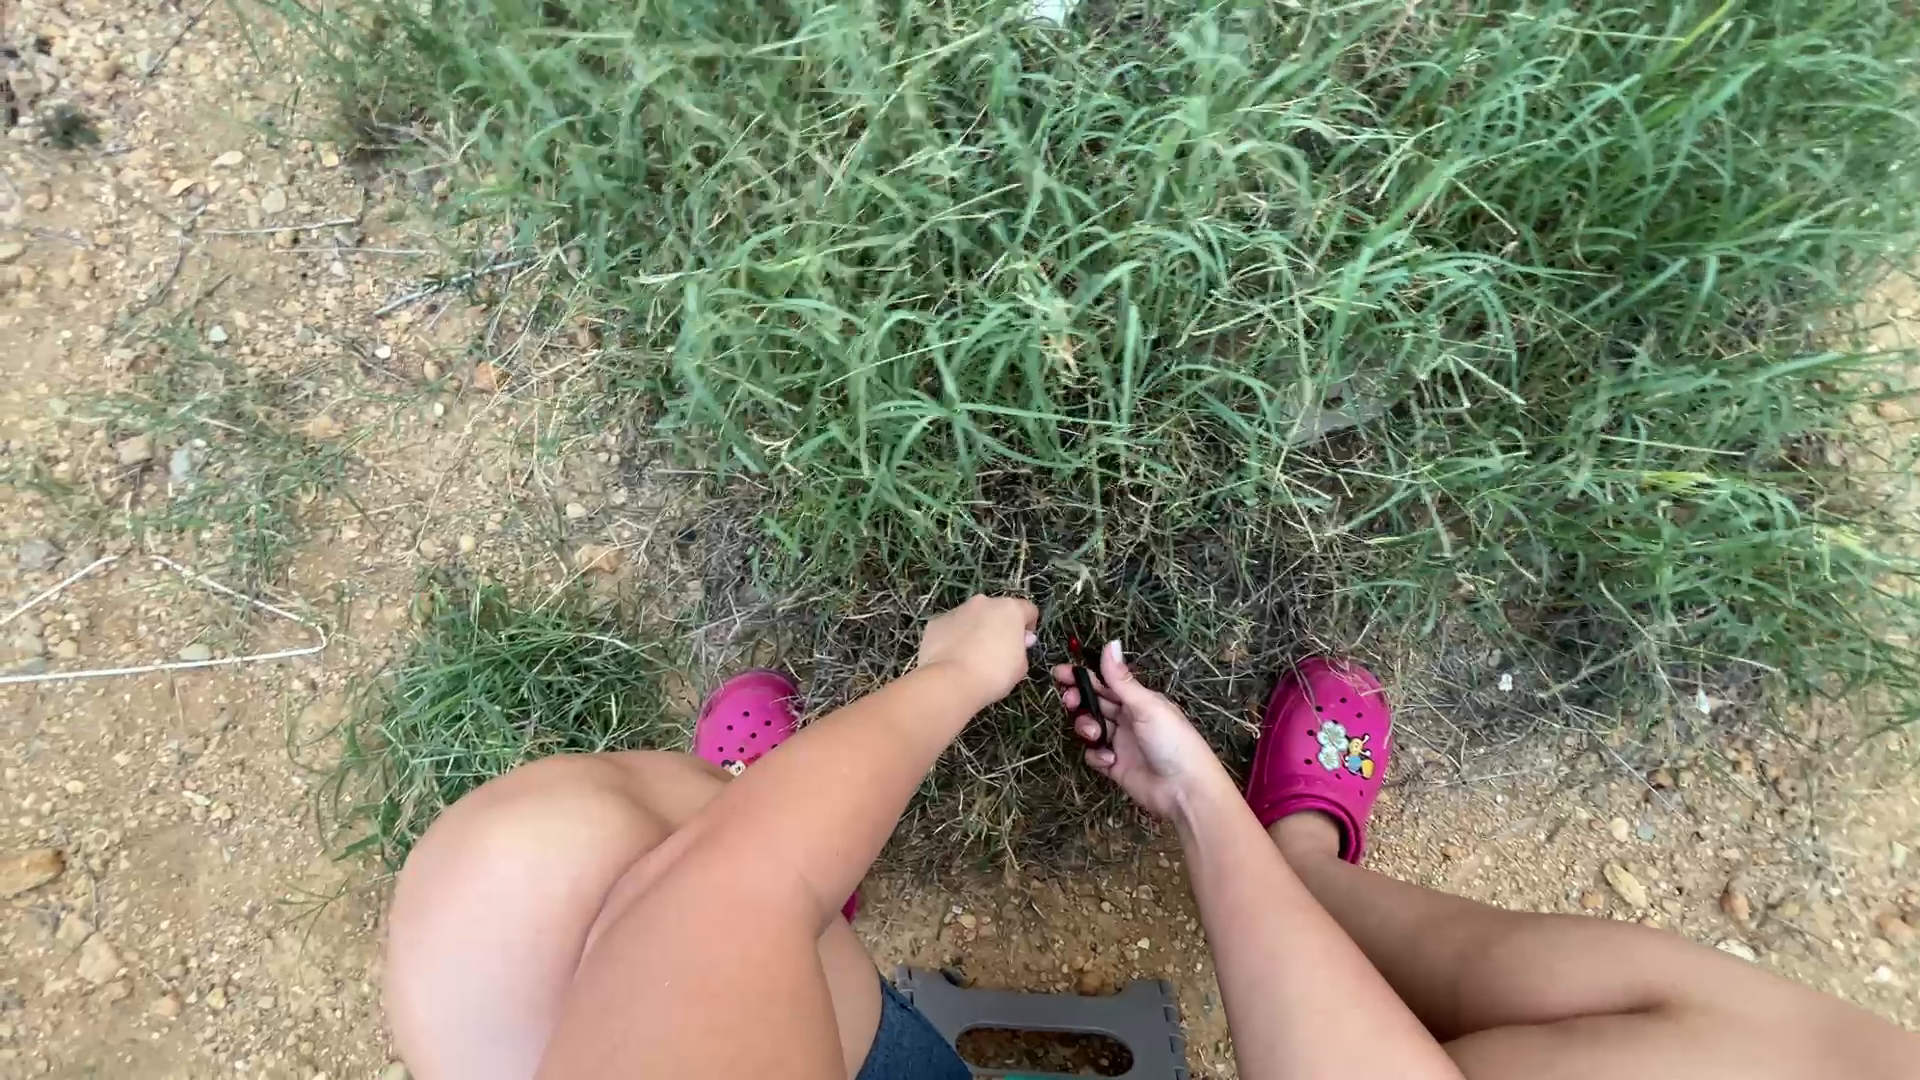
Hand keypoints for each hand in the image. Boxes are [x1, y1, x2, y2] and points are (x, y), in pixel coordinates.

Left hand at [917, 595, 1040, 705]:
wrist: (952, 681)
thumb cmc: (994, 674)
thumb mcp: (1021, 666)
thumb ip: (1022, 648)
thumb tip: (1020, 640)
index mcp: (1009, 609)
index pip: (1027, 609)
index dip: (1029, 626)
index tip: (1024, 644)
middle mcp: (983, 602)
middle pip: (997, 611)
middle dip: (999, 626)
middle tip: (998, 651)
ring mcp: (957, 610)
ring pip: (972, 617)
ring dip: (975, 630)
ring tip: (971, 657)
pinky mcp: (936, 622)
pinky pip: (951, 628)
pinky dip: (954, 638)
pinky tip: (953, 658)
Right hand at [1054, 642, 1229, 818]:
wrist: (1185, 791)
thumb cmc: (1173, 741)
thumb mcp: (1146, 706)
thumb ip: (1121, 679)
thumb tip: (1110, 642)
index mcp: (1138, 700)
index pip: (1105, 682)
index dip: (1082, 677)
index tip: (1060, 674)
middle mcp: (1128, 718)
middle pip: (1093, 703)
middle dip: (1078, 700)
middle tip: (1070, 701)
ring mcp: (1120, 742)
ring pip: (1091, 727)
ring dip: (1087, 727)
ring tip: (1095, 734)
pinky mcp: (1115, 766)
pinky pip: (1095, 755)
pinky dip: (1097, 756)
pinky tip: (1110, 760)